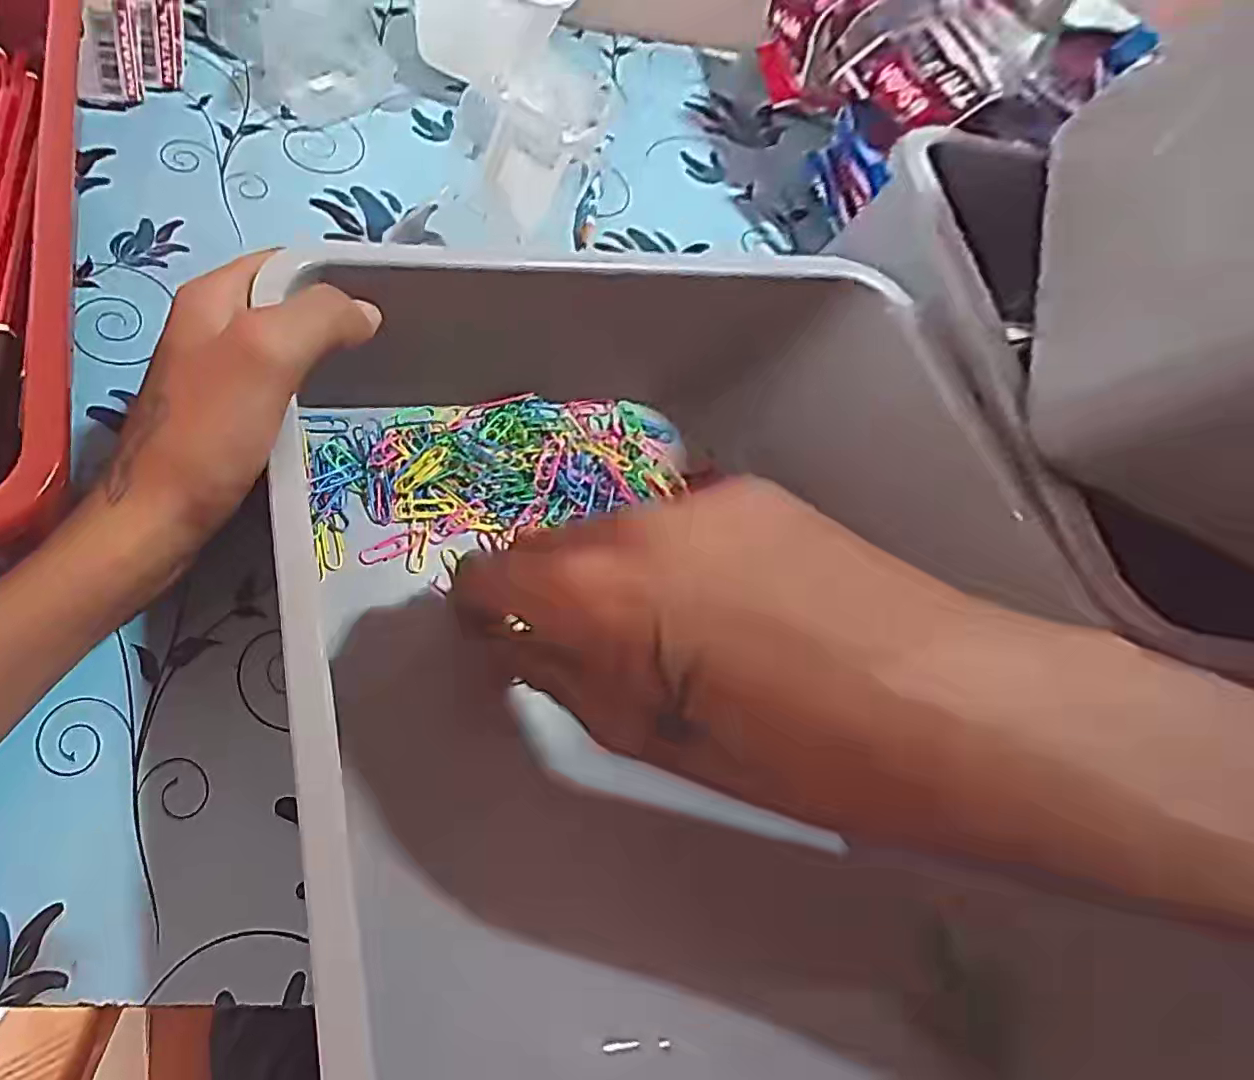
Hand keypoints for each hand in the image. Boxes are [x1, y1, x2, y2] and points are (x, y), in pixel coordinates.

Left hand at [96, 250, 381, 547]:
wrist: (158, 519)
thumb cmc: (208, 436)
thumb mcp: (266, 355)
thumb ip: (318, 318)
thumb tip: (363, 312)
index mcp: (210, 298)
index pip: (285, 263)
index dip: (331, 281)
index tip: (370, 314)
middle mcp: (204, 329)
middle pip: (282, 308)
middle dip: (325, 324)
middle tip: (366, 352)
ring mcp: (208, 376)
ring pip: (276, 352)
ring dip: (313, 364)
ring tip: (348, 383)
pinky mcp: (214, 418)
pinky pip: (266, 391)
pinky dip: (293, 398)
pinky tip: (310, 417)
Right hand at [448, 478, 986, 817]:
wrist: (967, 710)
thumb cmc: (793, 750)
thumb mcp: (640, 733)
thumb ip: (556, 675)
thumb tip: (514, 646)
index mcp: (593, 588)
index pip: (483, 572)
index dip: (473, 606)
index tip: (490, 635)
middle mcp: (627, 523)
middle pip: (534, 543)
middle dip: (532, 589)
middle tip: (572, 641)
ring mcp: (689, 497)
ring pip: (595, 528)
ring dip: (592, 570)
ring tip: (650, 622)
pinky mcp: (742, 490)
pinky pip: (658, 516)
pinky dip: (652, 551)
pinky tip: (708, 595)